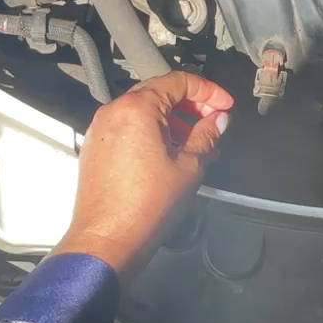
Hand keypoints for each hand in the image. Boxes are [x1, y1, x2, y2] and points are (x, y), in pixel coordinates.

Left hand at [53, 71, 233, 283]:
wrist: (108, 240)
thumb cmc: (147, 205)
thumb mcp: (189, 167)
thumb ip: (206, 136)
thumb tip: (219, 120)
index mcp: (137, 108)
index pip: (179, 82)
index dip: (209, 91)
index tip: (226, 105)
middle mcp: (114, 111)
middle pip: (159, 92)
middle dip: (192, 105)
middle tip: (215, 120)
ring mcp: (101, 129)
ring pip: (144, 111)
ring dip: (174, 120)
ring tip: (198, 143)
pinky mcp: (97, 148)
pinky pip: (129, 128)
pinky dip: (153, 133)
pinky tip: (172, 153)